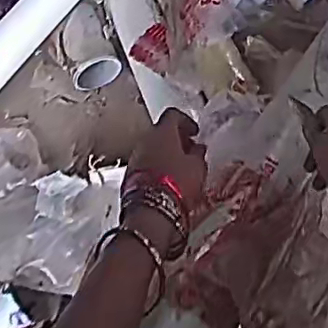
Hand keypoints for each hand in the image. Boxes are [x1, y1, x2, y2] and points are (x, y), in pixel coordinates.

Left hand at [124, 110, 205, 256]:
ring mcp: (135, 157)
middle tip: (189, 148)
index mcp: (162, 132)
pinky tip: (167, 179)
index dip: (186, 121)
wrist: (151, 212)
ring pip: (151, 148)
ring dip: (165, 153)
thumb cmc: (177, 184)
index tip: (194, 131)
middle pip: (160, 131)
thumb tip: (197, 149)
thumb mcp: (198, 167)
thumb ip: (198, 154)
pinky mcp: (129, 175)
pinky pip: (145, 164)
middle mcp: (145, 140)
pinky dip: (156, 166)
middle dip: (175, 139)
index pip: (173, 115)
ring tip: (180, 166)